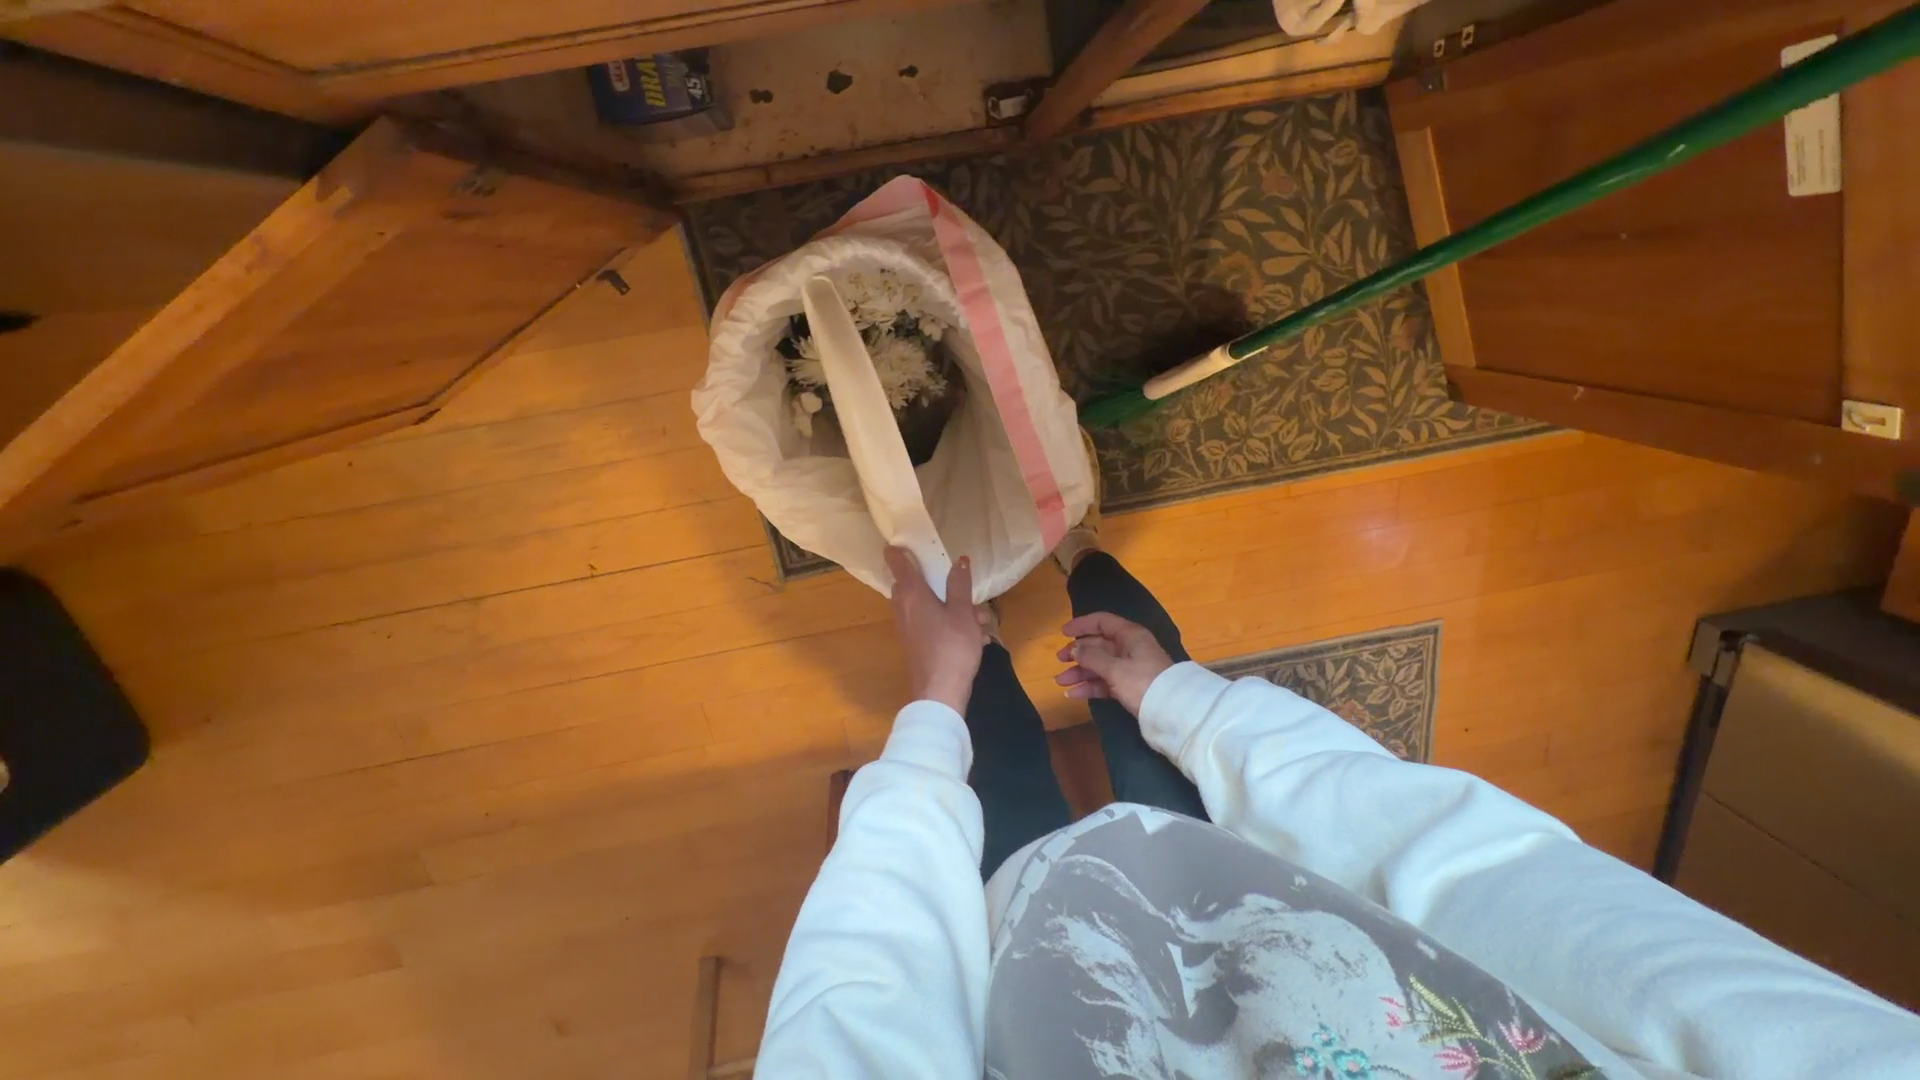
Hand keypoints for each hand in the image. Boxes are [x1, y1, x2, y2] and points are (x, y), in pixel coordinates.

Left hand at [885, 546, 988, 714]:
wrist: (940, 693)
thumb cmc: (952, 647)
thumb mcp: (962, 612)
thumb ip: (959, 584)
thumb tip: (959, 561)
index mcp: (912, 594)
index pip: (898, 562)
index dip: (898, 549)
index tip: (903, 539)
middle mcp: (904, 607)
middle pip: (917, 584)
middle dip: (943, 584)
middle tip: (966, 590)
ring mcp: (909, 627)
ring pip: (931, 606)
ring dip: (956, 609)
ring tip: (982, 621)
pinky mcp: (917, 643)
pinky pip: (934, 624)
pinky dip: (953, 626)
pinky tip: (979, 638)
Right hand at [1053, 612, 1173, 716]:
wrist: (1172, 711)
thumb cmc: (1143, 682)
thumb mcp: (1115, 668)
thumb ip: (1092, 657)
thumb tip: (1074, 649)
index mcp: (1129, 635)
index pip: (1102, 622)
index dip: (1082, 625)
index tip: (1063, 633)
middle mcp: (1129, 648)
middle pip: (1098, 645)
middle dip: (1077, 653)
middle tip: (1059, 660)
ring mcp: (1129, 668)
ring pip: (1099, 665)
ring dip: (1080, 673)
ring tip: (1060, 682)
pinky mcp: (1129, 686)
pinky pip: (1105, 682)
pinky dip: (1090, 686)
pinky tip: (1073, 694)